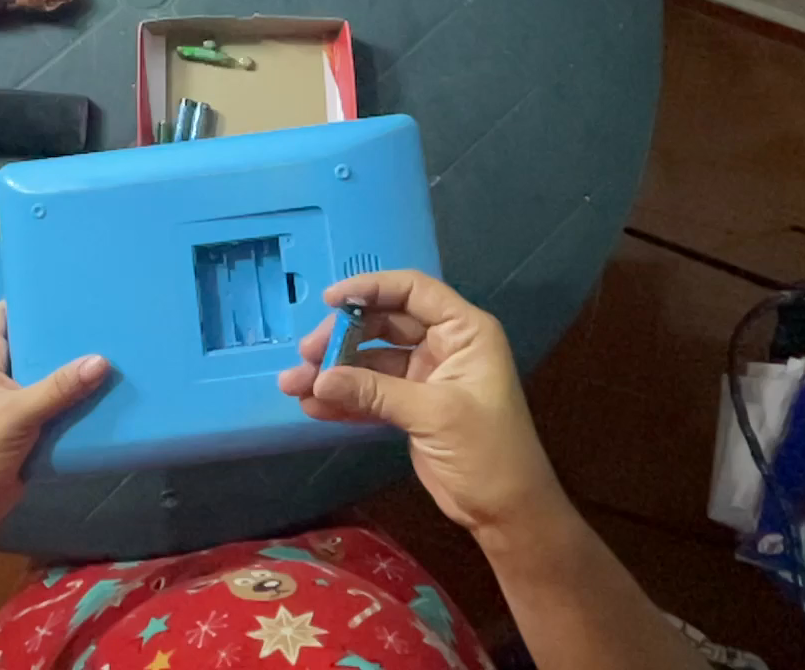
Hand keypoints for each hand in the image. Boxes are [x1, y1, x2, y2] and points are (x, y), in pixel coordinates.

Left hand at [0, 302, 107, 529]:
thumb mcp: (16, 415)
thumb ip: (59, 388)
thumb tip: (103, 361)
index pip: (9, 312)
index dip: (34, 295)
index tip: (72, 281)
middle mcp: (1, 371)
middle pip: (38, 341)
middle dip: (68, 331)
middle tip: (107, 311)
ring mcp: (17, 397)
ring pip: (52, 370)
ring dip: (78, 364)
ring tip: (118, 341)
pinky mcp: (32, 422)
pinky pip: (61, 398)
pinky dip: (80, 393)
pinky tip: (110, 383)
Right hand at [278, 271, 566, 538]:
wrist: (509, 516)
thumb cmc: (488, 453)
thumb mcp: (433, 414)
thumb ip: (375, 391)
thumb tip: (320, 379)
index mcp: (464, 331)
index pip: (412, 291)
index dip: (371, 288)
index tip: (330, 300)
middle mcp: (444, 344)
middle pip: (383, 323)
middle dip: (342, 338)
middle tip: (306, 355)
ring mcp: (425, 375)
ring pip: (371, 359)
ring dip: (335, 372)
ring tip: (294, 385)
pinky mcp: (411, 405)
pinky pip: (371, 391)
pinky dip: (344, 399)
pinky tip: (313, 407)